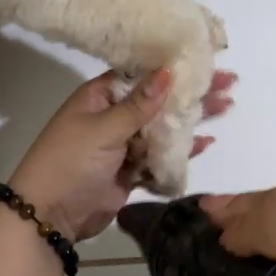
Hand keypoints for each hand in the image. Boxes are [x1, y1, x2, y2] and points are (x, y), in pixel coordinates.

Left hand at [10, 68, 234, 241]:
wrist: (47, 217)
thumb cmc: (70, 162)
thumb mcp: (104, 129)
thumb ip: (141, 105)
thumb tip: (168, 70)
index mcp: (100, 96)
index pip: (142, 74)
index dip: (173, 66)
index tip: (205, 58)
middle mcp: (112, 115)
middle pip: (158, 100)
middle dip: (190, 93)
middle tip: (228, 83)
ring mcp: (121, 145)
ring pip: (162, 128)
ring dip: (191, 119)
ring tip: (227, 106)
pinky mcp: (129, 172)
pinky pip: (159, 156)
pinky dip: (181, 150)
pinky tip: (206, 142)